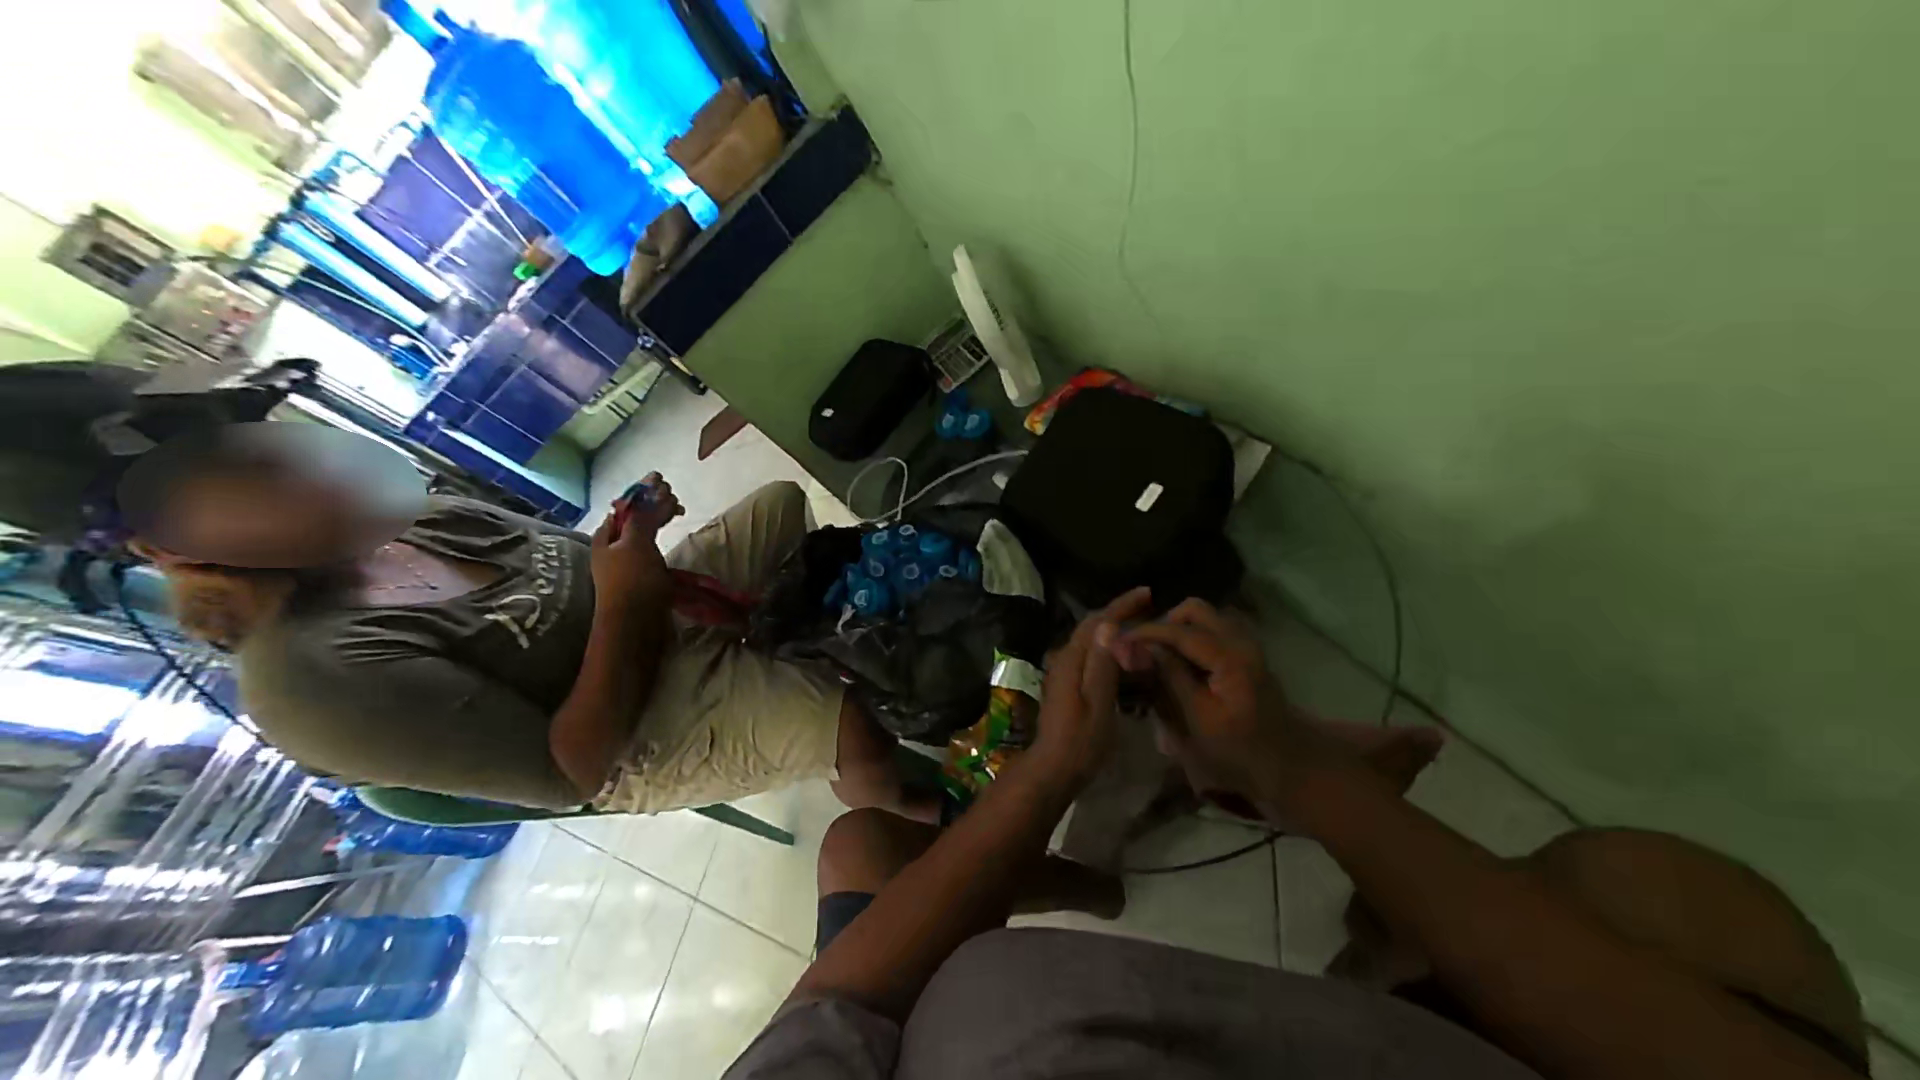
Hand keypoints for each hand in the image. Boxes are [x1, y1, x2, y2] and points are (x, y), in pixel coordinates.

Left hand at [592, 473, 682, 610]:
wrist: (636, 626)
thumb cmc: (632, 582)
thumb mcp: (636, 544)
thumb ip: (644, 517)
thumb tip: (655, 494)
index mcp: (605, 538)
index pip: (624, 506)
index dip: (641, 492)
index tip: (662, 481)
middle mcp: (613, 549)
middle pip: (634, 519)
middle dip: (652, 504)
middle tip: (675, 495)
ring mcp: (628, 564)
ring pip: (645, 533)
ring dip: (660, 518)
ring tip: (679, 510)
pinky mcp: (643, 577)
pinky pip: (653, 548)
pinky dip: (663, 536)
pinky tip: (671, 535)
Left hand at [1028, 587, 1156, 787]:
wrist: (1053, 767)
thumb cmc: (1080, 740)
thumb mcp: (1098, 702)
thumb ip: (1102, 664)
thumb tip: (1109, 625)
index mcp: (1072, 660)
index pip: (1097, 621)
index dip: (1121, 605)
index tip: (1147, 592)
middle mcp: (1064, 658)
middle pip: (1092, 626)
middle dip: (1119, 611)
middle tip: (1150, 605)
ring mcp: (1063, 670)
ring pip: (1091, 639)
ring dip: (1114, 627)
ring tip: (1142, 624)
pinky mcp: (1067, 683)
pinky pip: (1090, 653)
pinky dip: (1109, 645)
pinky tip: (1124, 653)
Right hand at [1113, 598, 1320, 806]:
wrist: (1287, 763)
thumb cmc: (1239, 748)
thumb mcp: (1197, 717)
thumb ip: (1169, 676)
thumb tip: (1137, 646)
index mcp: (1230, 658)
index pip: (1180, 630)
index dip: (1146, 632)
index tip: (1119, 640)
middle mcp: (1241, 641)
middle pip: (1195, 610)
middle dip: (1165, 623)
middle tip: (1144, 648)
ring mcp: (1247, 644)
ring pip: (1205, 616)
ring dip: (1179, 627)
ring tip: (1160, 655)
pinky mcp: (1246, 652)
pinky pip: (1214, 628)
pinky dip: (1193, 635)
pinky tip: (1181, 661)